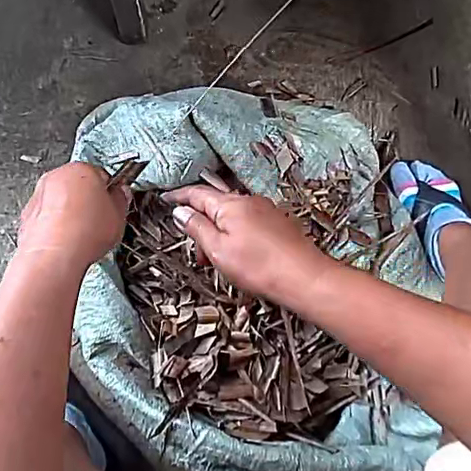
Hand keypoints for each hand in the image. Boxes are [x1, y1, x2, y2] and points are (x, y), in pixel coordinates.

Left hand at [15, 162, 130, 270]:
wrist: (55, 255)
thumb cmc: (84, 232)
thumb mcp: (119, 215)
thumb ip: (120, 198)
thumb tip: (120, 195)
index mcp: (81, 169)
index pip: (101, 173)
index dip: (110, 190)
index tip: (114, 201)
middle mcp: (56, 177)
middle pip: (78, 184)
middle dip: (89, 198)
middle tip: (102, 217)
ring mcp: (39, 195)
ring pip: (61, 199)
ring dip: (71, 211)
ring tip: (85, 231)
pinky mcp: (27, 215)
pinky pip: (48, 215)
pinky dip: (56, 224)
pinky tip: (70, 238)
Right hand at [162, 184, 333, 302]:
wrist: (304, 277)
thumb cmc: (262, 266)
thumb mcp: (218, 250)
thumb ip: (197, 228)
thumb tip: (181, 212)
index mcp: (232, 204)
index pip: (197, 193)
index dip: (179, 196)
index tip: (167, 198)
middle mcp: (251, 201)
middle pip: (216, 207)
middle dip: (202, 227)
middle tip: (199, 254)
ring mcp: (268, 211)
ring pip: (234, 218)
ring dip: (221, 236)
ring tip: (222, 263)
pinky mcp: (279, 224)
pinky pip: (250, 225)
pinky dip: (239, 238)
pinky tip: (242, 259)